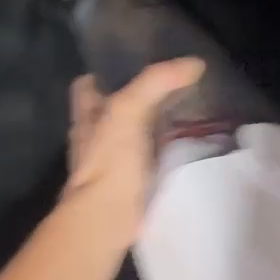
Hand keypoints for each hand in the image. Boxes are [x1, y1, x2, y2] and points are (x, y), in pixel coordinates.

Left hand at [57, 58, 205, 246]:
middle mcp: (93, 134)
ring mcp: (110, 160)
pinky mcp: (129, 182)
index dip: (106, 72)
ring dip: (154, 124)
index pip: (86, 84)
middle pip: (112, 108)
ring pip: (132, 133)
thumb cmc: (109, 158)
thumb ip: (155, 82)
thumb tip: (194, 63)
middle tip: (175, 84)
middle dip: (138, 97)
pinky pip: (148, 158)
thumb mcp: (128, 109)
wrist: (106, 217)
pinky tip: (189, 145)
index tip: (136, 62)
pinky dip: (165, 151)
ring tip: (191, 109)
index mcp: (85, 114)